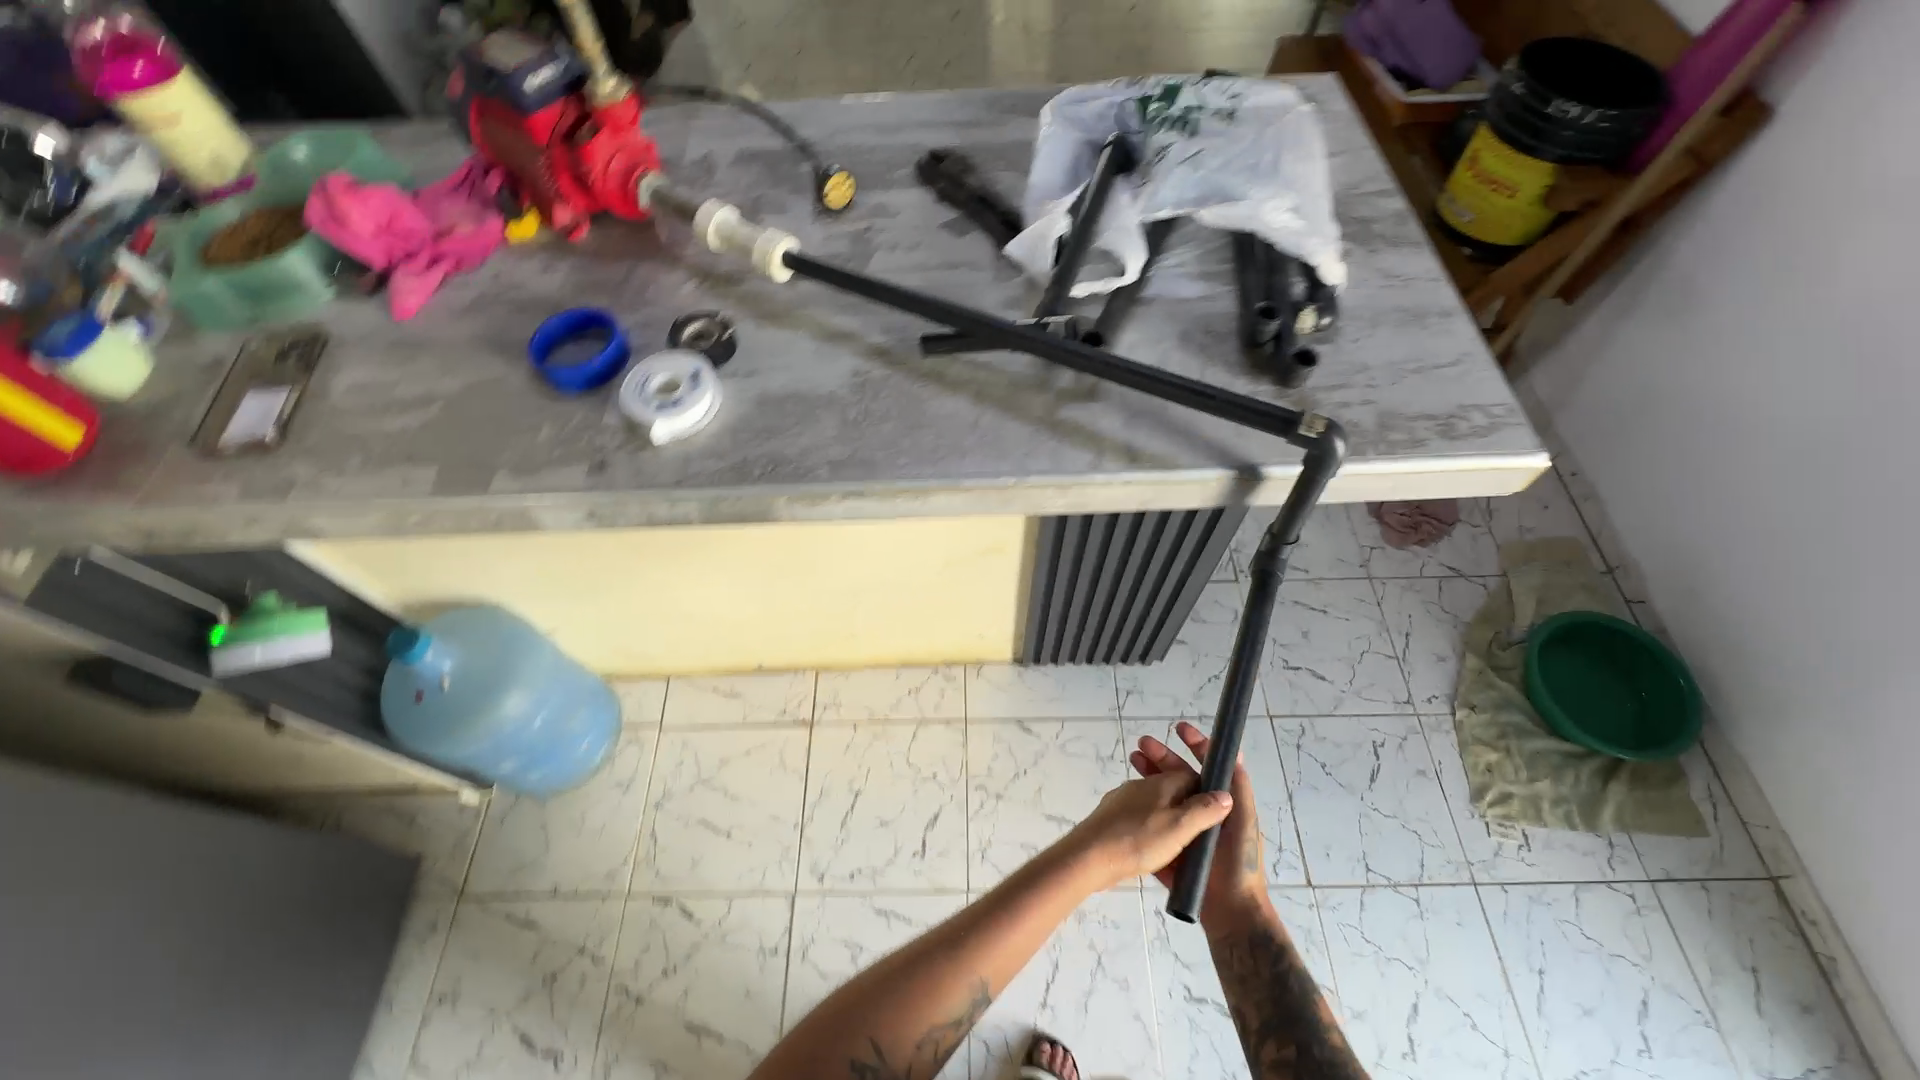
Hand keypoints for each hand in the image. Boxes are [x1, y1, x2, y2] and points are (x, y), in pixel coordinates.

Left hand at [1062, 768, 1232, 890]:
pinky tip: (1150, 845)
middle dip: (1184, 800)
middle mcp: (1141, 785)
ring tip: (1177, 838)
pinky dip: (1147, 825)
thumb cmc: (1138, 841)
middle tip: (1198, 826)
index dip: (1205, 791)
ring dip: (1164, 813)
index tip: (1215, 811)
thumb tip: (1225, 794)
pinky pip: (1136, 816)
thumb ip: (1204, 811)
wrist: (1089, 857)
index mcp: (1161, 783)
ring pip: (1152, 802)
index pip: (1190, 775)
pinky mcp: (1110, 818)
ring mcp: (1122, 800)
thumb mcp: (1180, 828)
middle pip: (1170, 787)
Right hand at [1129, 721, 1267, 916]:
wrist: (1228, 910)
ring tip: (1131, 760)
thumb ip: (1238, 789)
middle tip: (1141, 744)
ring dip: (1148, 776)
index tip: (1179, 728)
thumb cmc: (1239, 862)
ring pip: (1162, 795)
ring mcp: (1181, 830)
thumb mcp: (1244, 821)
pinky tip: (1126, 793)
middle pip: (1179, 778)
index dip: (1195, 746)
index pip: (1207, 768)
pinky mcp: (1167, 848)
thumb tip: (1233, 753)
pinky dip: (1139, 805)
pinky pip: (1151, 823)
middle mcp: (1200, 813)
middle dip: (1162, 757)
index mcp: (1219, 804)